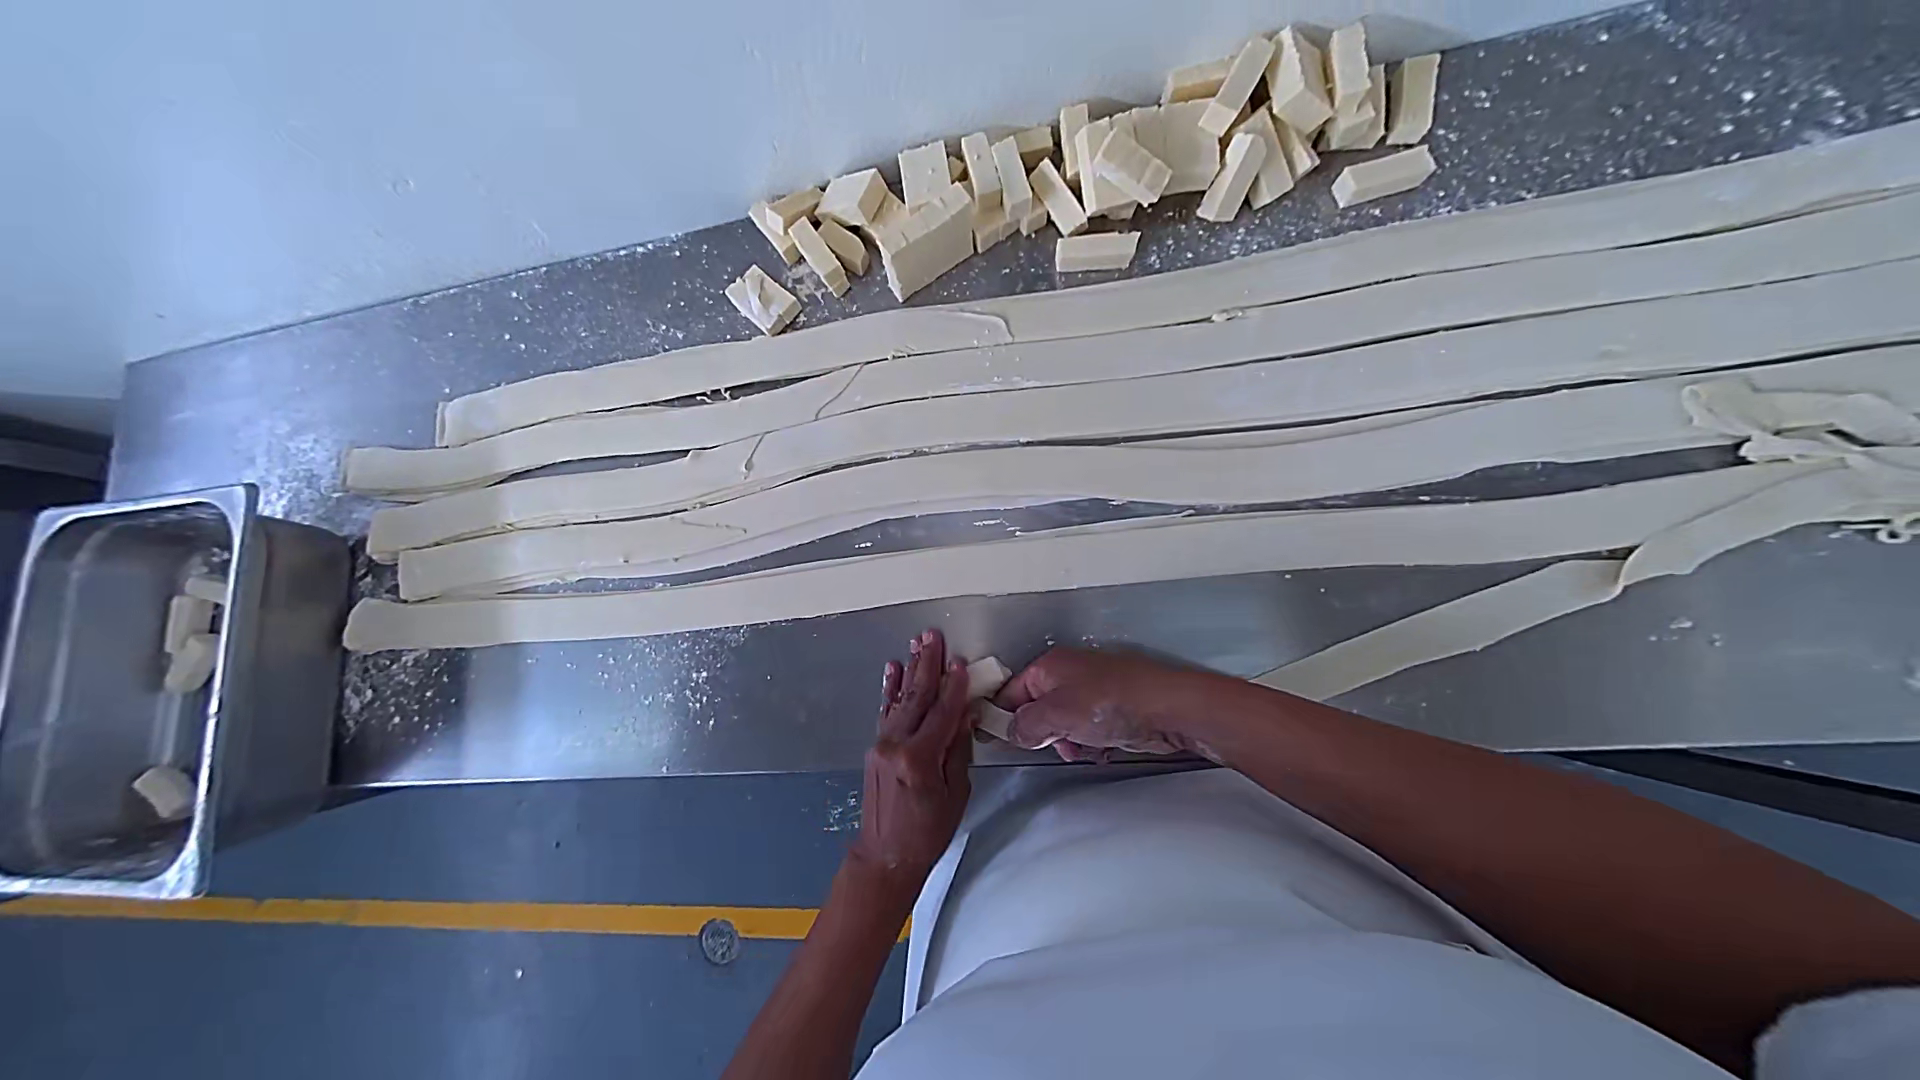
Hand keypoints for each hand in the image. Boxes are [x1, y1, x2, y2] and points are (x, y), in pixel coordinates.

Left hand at [850, 629, 972, 892]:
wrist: (885, 855)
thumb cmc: (926, 832)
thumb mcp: (956, 793)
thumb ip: (959, 750)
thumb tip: (965, 715)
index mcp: (919, 760)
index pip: (943, 713)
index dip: (955, 687)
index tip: (962, 663)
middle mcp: (896, 746)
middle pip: (918, 697)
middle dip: (928, 664)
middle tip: (934, 637)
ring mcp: (882, 745)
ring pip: (901, 699)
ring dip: (911, 670)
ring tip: (918, 645)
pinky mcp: (876, 747)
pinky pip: (886, 712)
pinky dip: (890, 689)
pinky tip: (893, 670)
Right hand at [993, 647, 1230, 761]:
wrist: (1169, 708)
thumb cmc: (1115, 702)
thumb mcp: (1056, 715)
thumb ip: (1025, 725)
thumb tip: (1013, 732)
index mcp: (1049, 667)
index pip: (1011, 692)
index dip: (1003, 716)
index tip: (998, 740)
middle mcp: (1068, 674)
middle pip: (1037, 710)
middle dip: (1043, 734)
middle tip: (1055, 744)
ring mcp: (1091, 691)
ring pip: (1063, 724)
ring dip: (1068, 741)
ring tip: (1084, 747)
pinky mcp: (1111, 709)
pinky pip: (1087, 730)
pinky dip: (1090, 743)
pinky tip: (1102, 748)